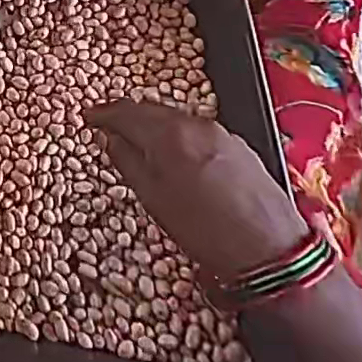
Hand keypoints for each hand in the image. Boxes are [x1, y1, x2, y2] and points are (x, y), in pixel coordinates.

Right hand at [85, 100, 306, 279]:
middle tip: (108, 126)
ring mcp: (220, 133)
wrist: (272, 251)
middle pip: (151, 109)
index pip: (125, 111)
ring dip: (153, 124)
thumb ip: (126, 160)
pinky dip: (177, 134)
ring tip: (138, 139)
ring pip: (175, 118)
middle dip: (127, 115)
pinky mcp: (239, 145)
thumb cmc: (203, 229)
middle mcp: (195, 125)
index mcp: (168, 134)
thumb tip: (111, 139)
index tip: (89, 117)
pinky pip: (197, 130)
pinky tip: (173, 153)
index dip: (103, 113)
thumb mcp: (152, 197)